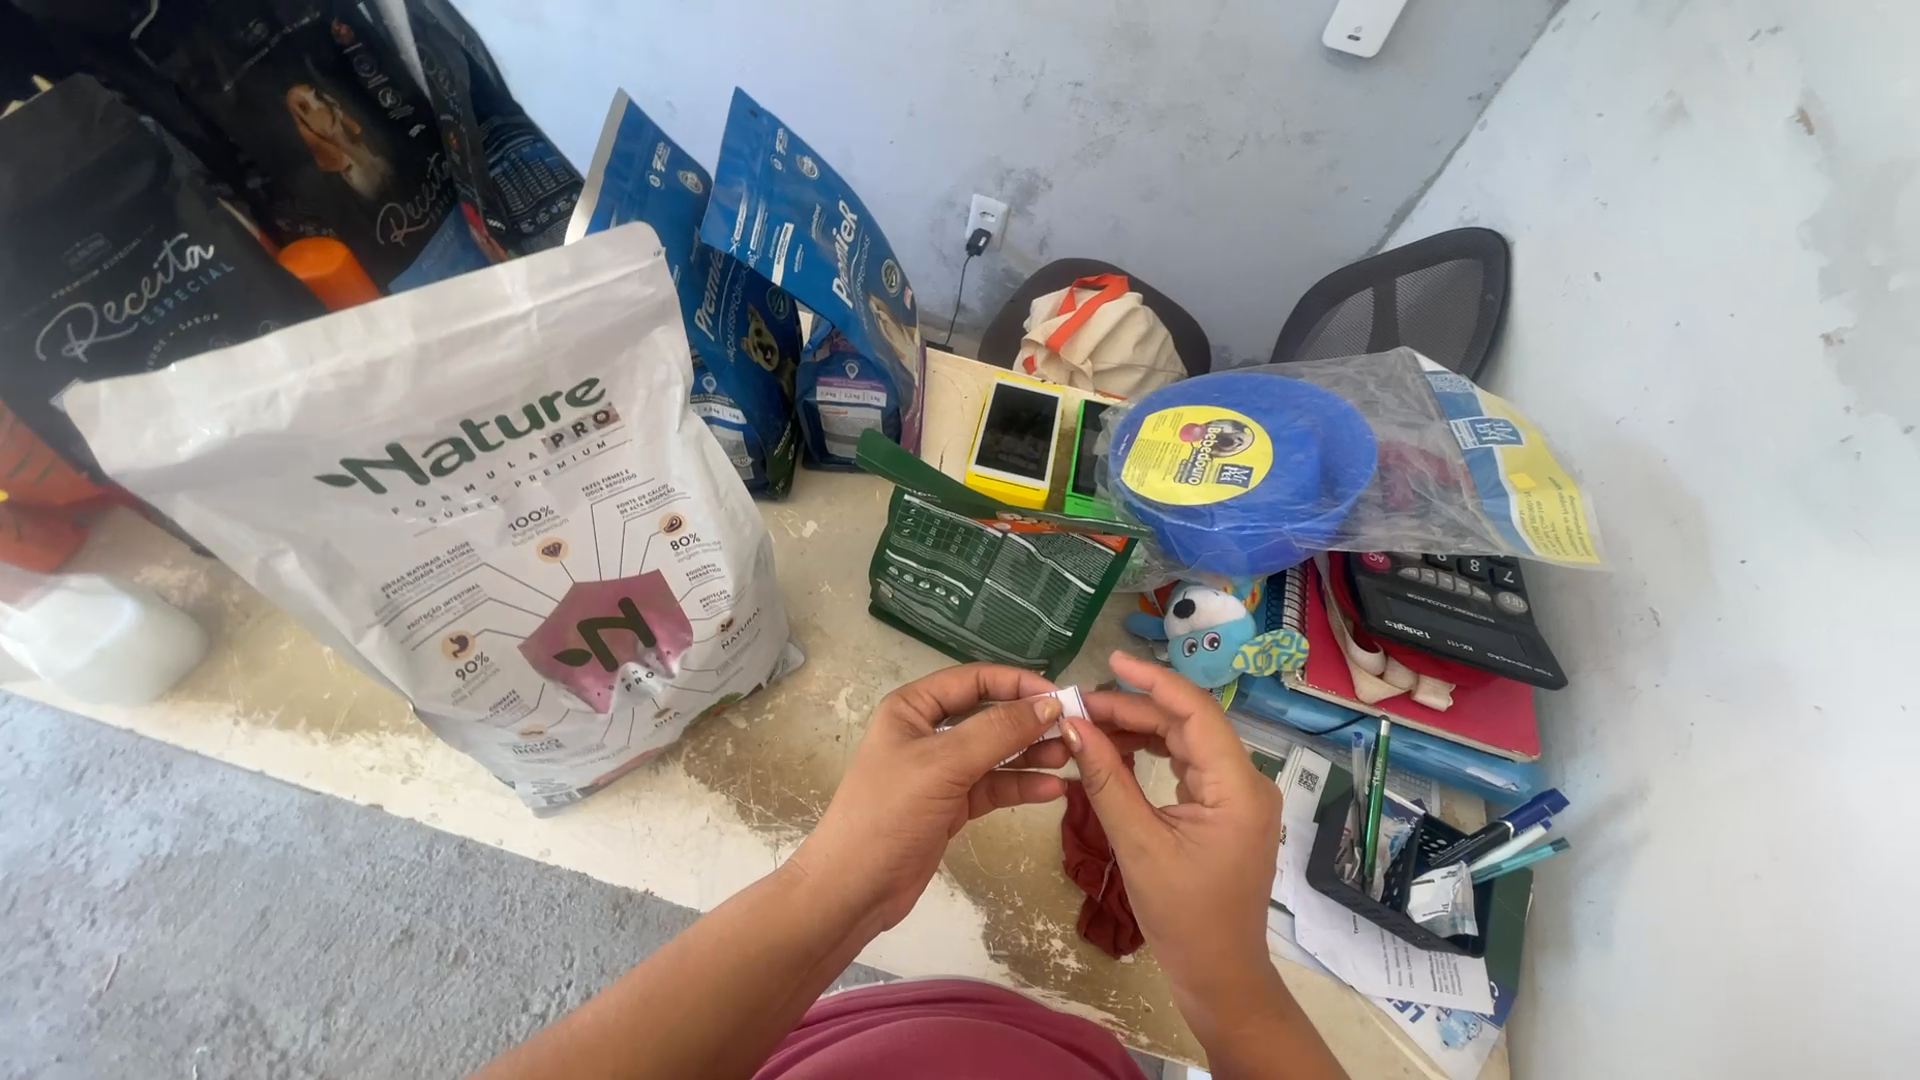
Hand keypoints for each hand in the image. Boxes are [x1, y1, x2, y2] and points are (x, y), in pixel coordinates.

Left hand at [790, 664, 1070, 934]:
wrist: (852, 890)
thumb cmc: (888, 813)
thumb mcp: (944, 764)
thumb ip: (998, 731)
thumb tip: (1049, 702)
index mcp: (913, 707)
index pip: (974, 680)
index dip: (1018, 683)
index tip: (1061, 695)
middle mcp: (927, 731)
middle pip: (988, 714)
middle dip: (1029, 720)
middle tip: (1074, 729)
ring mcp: (940, 770)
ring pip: (995, 752)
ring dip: (1031, 753)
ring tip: (1070, 759)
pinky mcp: (951, 805)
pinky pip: (993, 786)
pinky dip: (1020, 786)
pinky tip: (1052, 789)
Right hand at [1063, 652, 1287, 1038]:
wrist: (1218, 974)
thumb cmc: (1182, 917)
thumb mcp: (1137, 843)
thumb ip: (1106, 779)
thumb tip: (1073, 725)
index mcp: (1237, 788)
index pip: (1195, 712)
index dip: (1153, 680)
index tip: (1112, 661)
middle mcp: (1245, 781)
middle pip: (1185, 723)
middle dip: (1132, 708)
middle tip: (1078, 706)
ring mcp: (1236, 794)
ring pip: (1183, 740)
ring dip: (1137, 729)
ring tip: (1088, 724)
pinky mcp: (1223, 806)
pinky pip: (1184, 762)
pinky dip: (1149, 752)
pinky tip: (1113, 749)